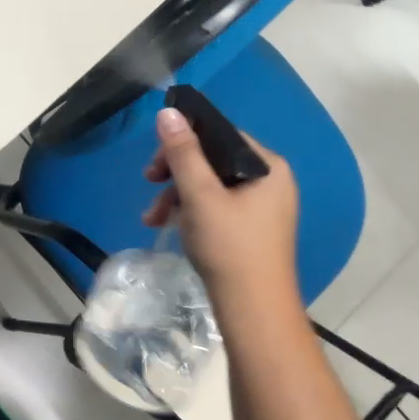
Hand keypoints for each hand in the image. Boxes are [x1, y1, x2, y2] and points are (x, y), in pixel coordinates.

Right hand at [141, 107, 299, 303]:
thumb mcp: (199, 194)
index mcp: (268, 167)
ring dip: (175, 194)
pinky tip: (165, 224)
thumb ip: (183, 152)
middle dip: (175, 171)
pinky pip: (213, 203)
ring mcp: (260, 205)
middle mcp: (269, 181)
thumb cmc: (229, 245)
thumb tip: (168, 112)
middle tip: (149, 181)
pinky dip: (187, 210)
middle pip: (211, 158)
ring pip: (207, 183)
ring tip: (153, 215)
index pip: (221, 134)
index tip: (157, 158)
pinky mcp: (248, 225)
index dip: (184, 139)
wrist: (252, 307)